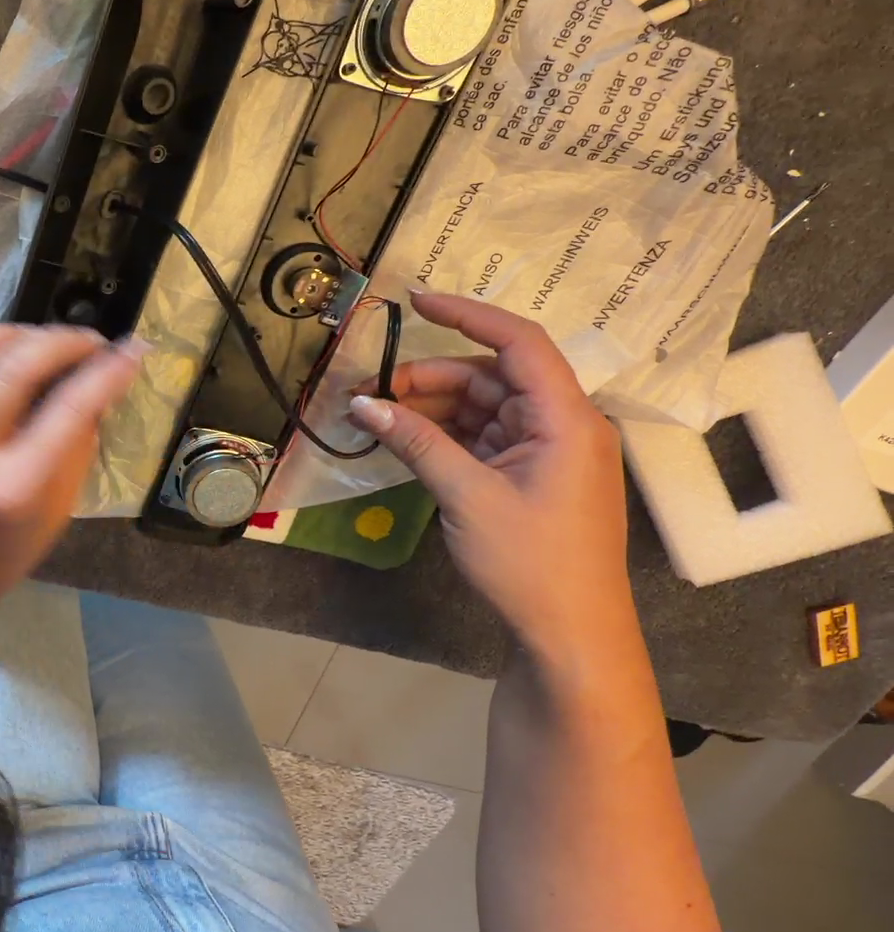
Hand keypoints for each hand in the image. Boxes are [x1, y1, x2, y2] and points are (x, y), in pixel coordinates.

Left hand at [0, 325, 144, 653]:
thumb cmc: (8, 551)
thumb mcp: (58, 509)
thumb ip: (75, 447)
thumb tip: (91, 386)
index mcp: (13, 488)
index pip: (68, 411)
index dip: (107, 373)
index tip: (130, 351)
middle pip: (9, 372)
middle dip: (57, 342)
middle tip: (83, 341)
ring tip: (28, 338)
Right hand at [346, 291, 635, 656]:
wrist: (568, 629)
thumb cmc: (529, 561)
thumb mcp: (466, 496)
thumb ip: (416, 443)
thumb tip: (363, 404)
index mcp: (566, 419)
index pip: (519, 344)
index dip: (468, 315)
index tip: (415, 302)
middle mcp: (561, 424)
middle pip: (490, 377)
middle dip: (427, 380)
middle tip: (367, 394)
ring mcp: (544, 450)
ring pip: (480, 407)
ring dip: (428, 410)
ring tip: (375, 419)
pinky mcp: (527, 473)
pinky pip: (480, 437)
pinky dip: (441, 435)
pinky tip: (402, 441)